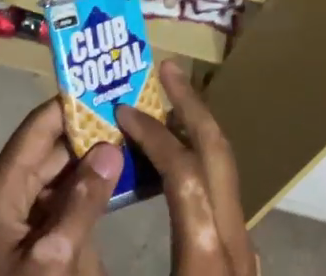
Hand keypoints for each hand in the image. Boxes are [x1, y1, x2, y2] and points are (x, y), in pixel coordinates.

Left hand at [0, 98, 122, 275]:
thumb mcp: (52, 254)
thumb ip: (82, 203)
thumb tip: (111, 148)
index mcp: (0, 186)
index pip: (38, 128)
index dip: (70, 105)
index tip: (107, 86)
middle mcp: (7, 193)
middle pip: (52, 151)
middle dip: (89, 134)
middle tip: (131, 117)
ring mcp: (19, 219)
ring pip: (60, 178)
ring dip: (92, 165)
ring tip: (133, 142)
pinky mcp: (31, 240)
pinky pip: (61, 205)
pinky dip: (87, 195)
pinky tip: (120, 187)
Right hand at [117, 62, 257, 275]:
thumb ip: (100, 258)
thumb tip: (81, 204)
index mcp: (206, 253)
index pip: (185, 172)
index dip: (153, 134)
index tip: (122, 110)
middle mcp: (234, 240)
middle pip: (219, 154)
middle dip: (192, 105)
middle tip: (166, 68)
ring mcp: (244, 248)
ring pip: (226, 172)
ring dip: (197, 131)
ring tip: (167, 105)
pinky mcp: (241, 257)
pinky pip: (223, 194)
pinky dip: (200, 162)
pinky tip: (176, 163)